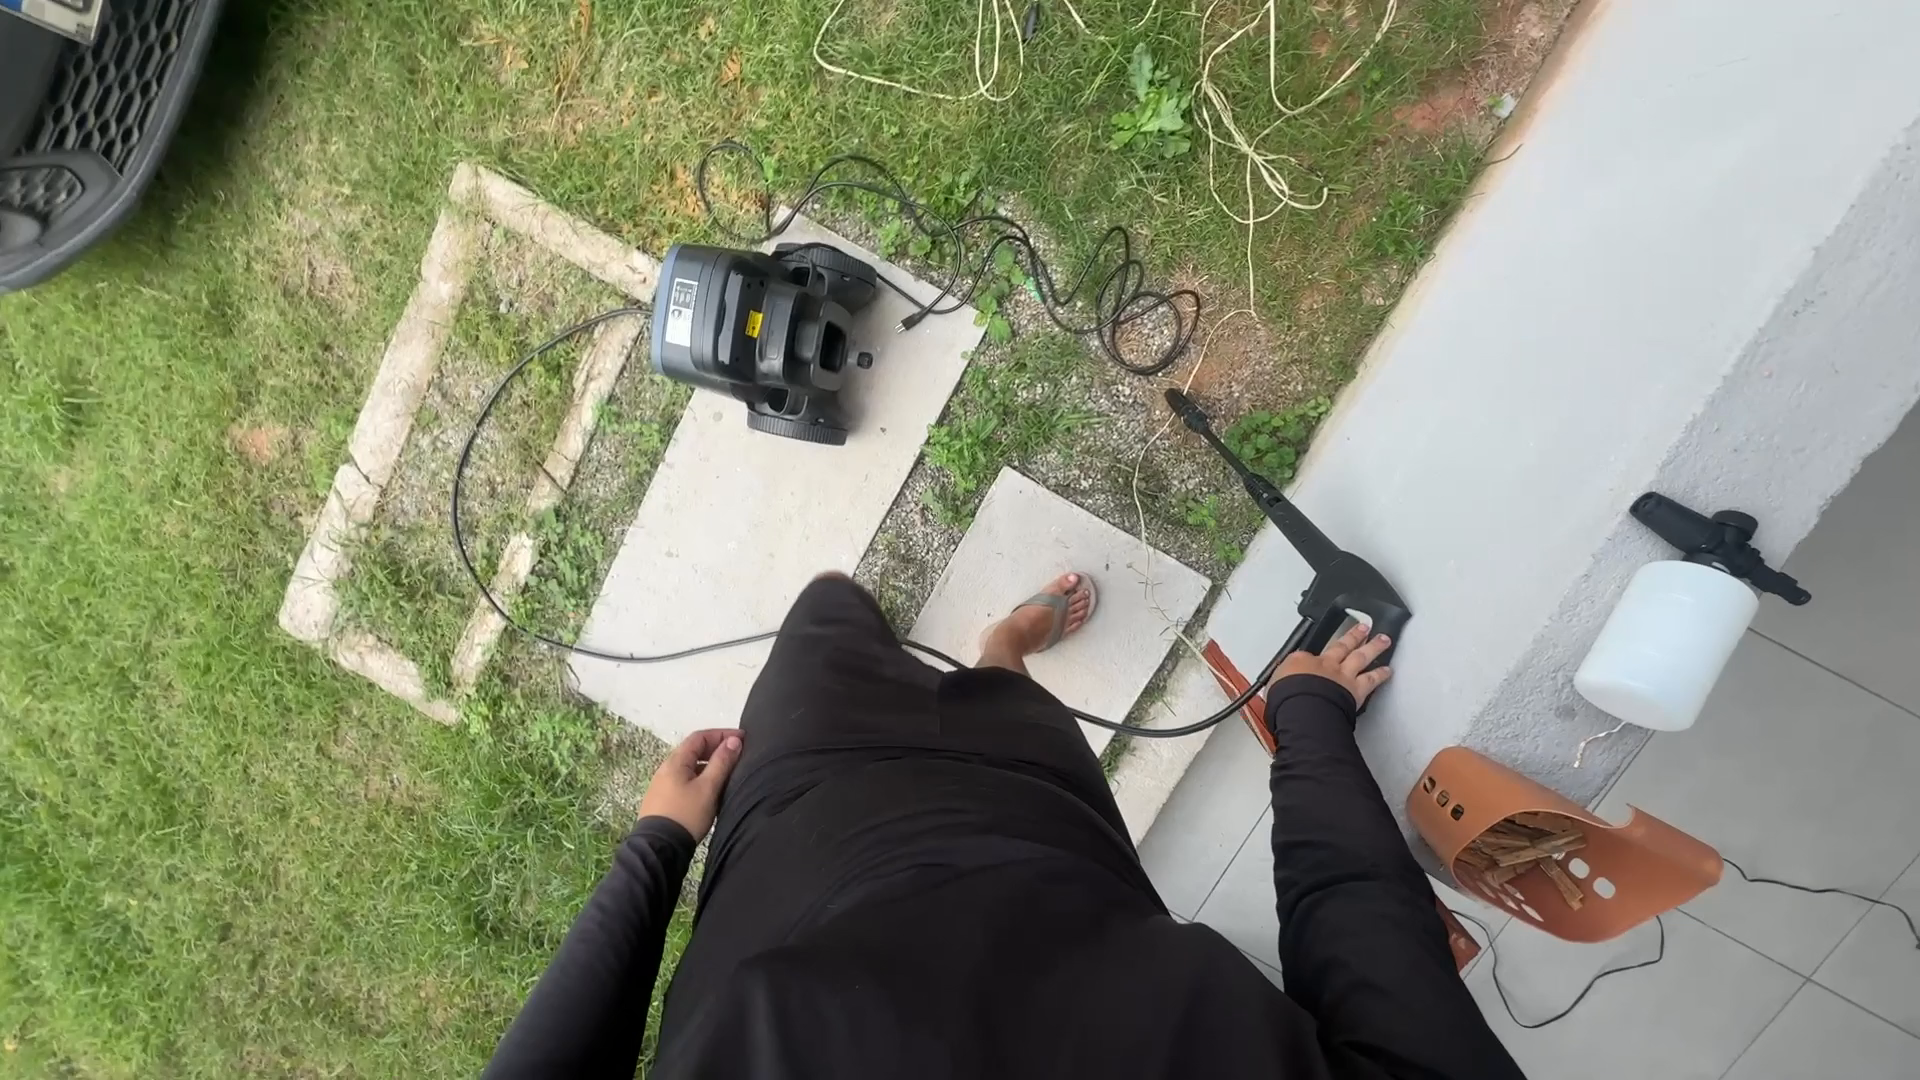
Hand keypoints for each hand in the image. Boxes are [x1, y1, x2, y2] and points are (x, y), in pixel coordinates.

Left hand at [637, 729, 742, 838]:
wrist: (659, 850)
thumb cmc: (686, 814)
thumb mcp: (708, 787)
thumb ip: (722, 762)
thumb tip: (734, 741)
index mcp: (675, 762)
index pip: (700, 737)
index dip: (722, 734)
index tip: (742, 739)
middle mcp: (666, 770)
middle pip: (694, 751)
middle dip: (717, 748)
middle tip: (738, 754)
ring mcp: (663, 786)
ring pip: (691, 767)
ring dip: (711, 764)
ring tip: (729, 772)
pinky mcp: (664, 801)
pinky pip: (686, 780)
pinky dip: (702, 778)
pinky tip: (713, 790)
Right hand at [1271, 621, 1393, 707]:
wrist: (1303, 705)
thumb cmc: (1285, 697)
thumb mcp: (1272, 685)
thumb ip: (1278, 683)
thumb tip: (1274, 688)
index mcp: (1301, 661)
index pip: (1307, 654)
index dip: (1312, 655)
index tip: (1312, 656)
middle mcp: (1325, 664)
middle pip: (1341, 645)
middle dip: (1352, 635)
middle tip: (1363, 626)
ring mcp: (1342, 675)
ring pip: (1361, 656)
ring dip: (1372, 646)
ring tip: (1382, 639)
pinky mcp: (1356, 689)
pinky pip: (1371, 679)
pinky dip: (1381, 674)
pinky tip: (1388, 670)